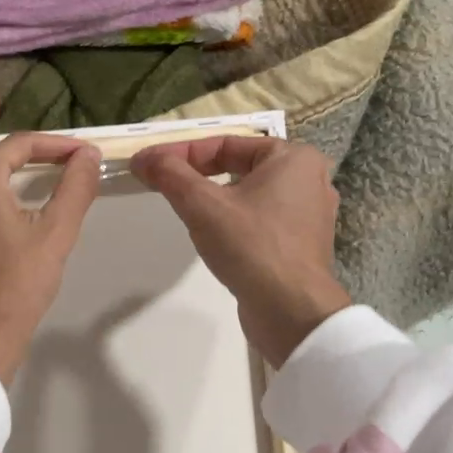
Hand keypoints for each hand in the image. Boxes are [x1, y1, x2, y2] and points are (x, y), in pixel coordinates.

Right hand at [132, 135, 352, 367]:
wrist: (290, 309)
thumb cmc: (250, 246)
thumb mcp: (202, 205)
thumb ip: (171, 175)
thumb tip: (143, 157)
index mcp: (294, 158)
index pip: (225, 143)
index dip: (180, 152)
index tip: (147, 163)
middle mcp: (309, 179)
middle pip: (238, 166)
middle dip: (197, 173)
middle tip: (162, 183)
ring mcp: (309, 213)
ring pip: (248, 193)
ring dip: (213, 196)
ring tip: (183, 207)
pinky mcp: (301, 243)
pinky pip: (259, 218)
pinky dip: (232, 218)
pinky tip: (213, 234)